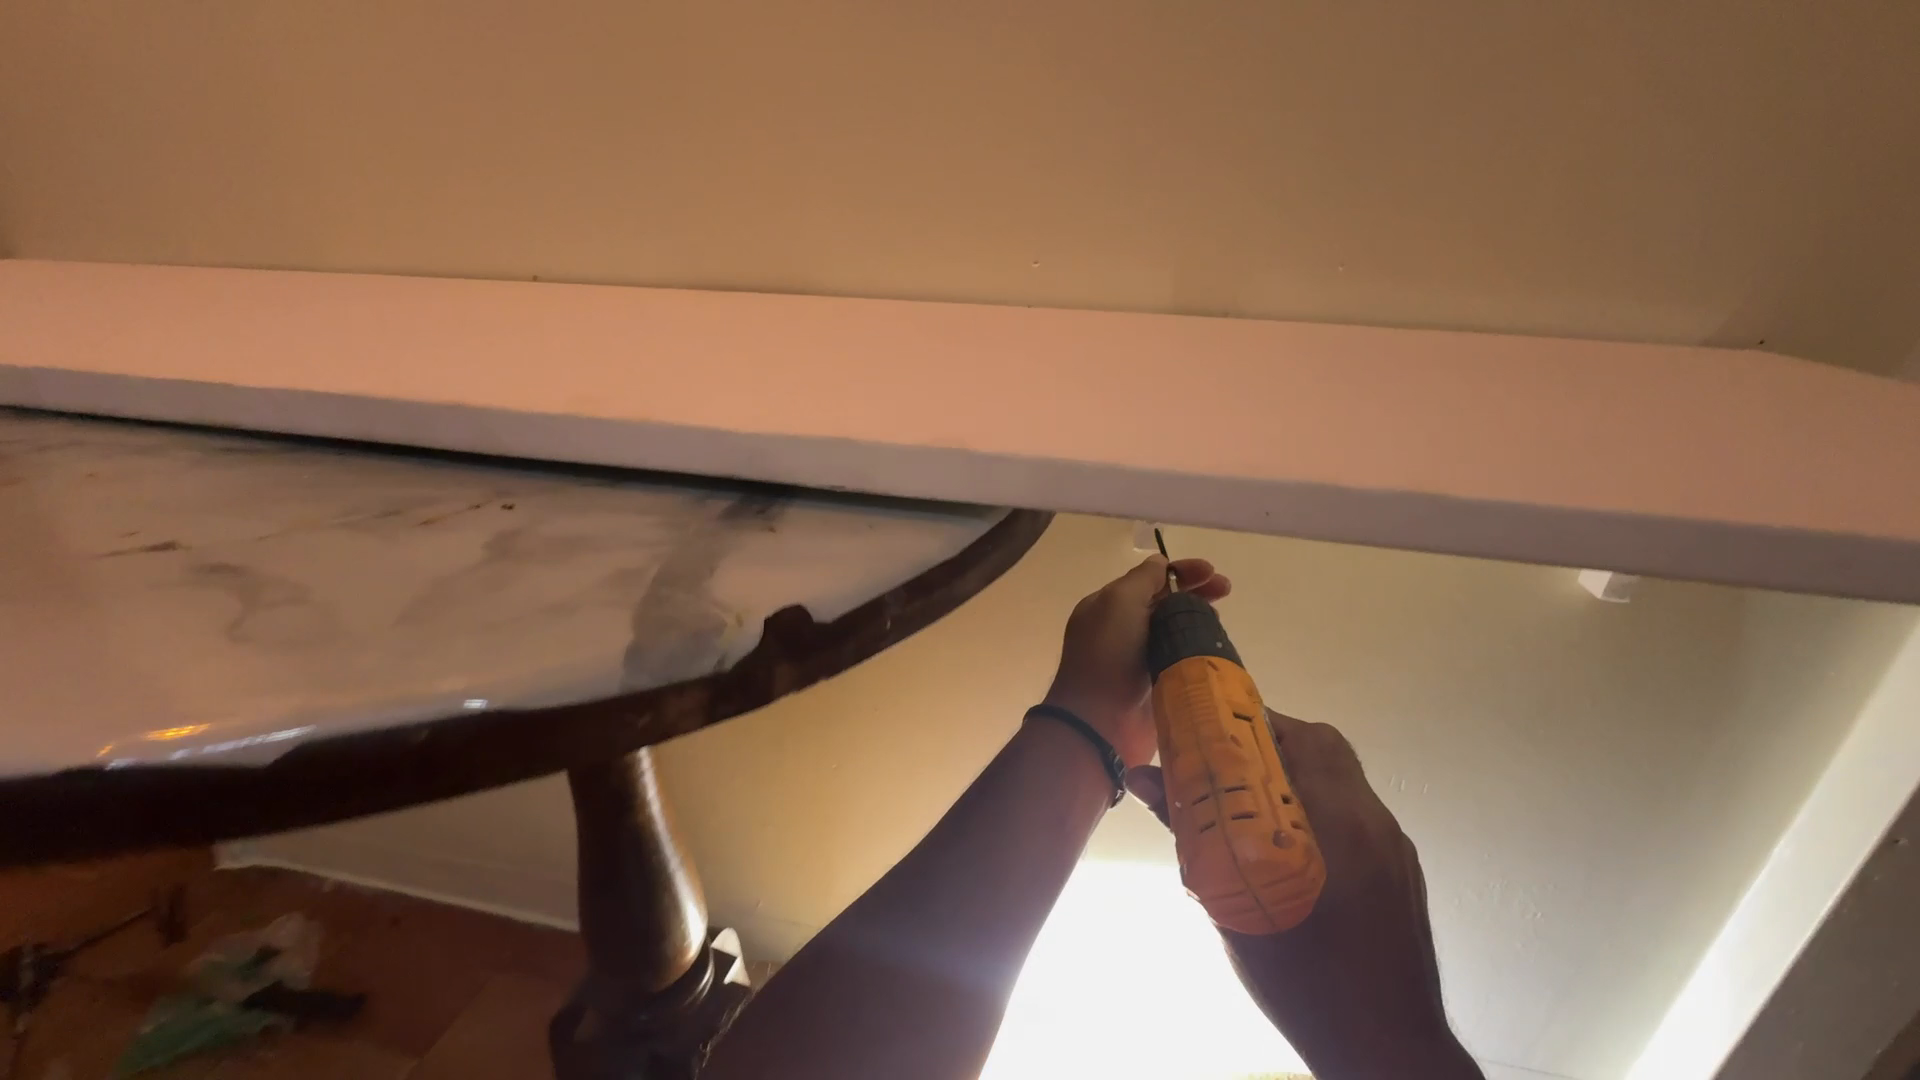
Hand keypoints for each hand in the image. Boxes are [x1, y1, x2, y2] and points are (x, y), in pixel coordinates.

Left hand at [1042, 555, 1227, 768]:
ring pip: (1173, 629)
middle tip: (1226, 591)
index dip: (1180, 571)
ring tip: (1218, 619)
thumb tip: (1161, 564)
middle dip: (1194, 592)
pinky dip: (1194, 648)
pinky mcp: (1153, 684)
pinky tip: (1211, 647)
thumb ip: (1142, 580)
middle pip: (1164, 602)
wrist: (1098, 722)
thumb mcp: (1119, 603)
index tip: (1211, 573)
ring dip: (1197, 619)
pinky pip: (1178, 657)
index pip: (1148, 578)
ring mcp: (1138, 657)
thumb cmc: (1106, 655)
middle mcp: (1121, 628)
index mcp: (1108, 605)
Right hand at [1127, 712, 1482, 1077]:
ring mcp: (1394, 845)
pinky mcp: (1402, 867)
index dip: (1254, 721)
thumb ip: (1193, 833)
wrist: (1386, 1047)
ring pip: (1343, 775)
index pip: (1300, 738)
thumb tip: (1143, 777)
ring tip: (1252, 801)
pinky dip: (1319, 804)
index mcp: (1336, 825)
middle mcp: (1372, 822)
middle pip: (1326, 745)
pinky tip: (1292, 845)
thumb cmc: (1301, 978)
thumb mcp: (1233, 906)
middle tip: (1229, 760)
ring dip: (1297, 770)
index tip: (1215, 726)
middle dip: (1274, 739)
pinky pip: (1357, 810)